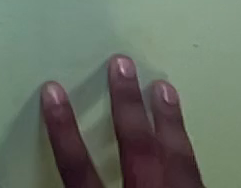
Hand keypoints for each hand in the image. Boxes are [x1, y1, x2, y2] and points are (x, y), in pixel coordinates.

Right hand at [40, 55, 202, 187]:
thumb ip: (77, 183)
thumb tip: (40, 172)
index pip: (78, 168)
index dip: (63, 129)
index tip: (52, 91)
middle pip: (136, 149)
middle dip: (127, 105)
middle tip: (122, 65)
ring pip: (179, 161)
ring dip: (170, 123)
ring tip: (165, 89)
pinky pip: (199, 178)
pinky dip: (190, 154)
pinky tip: (187, 141)